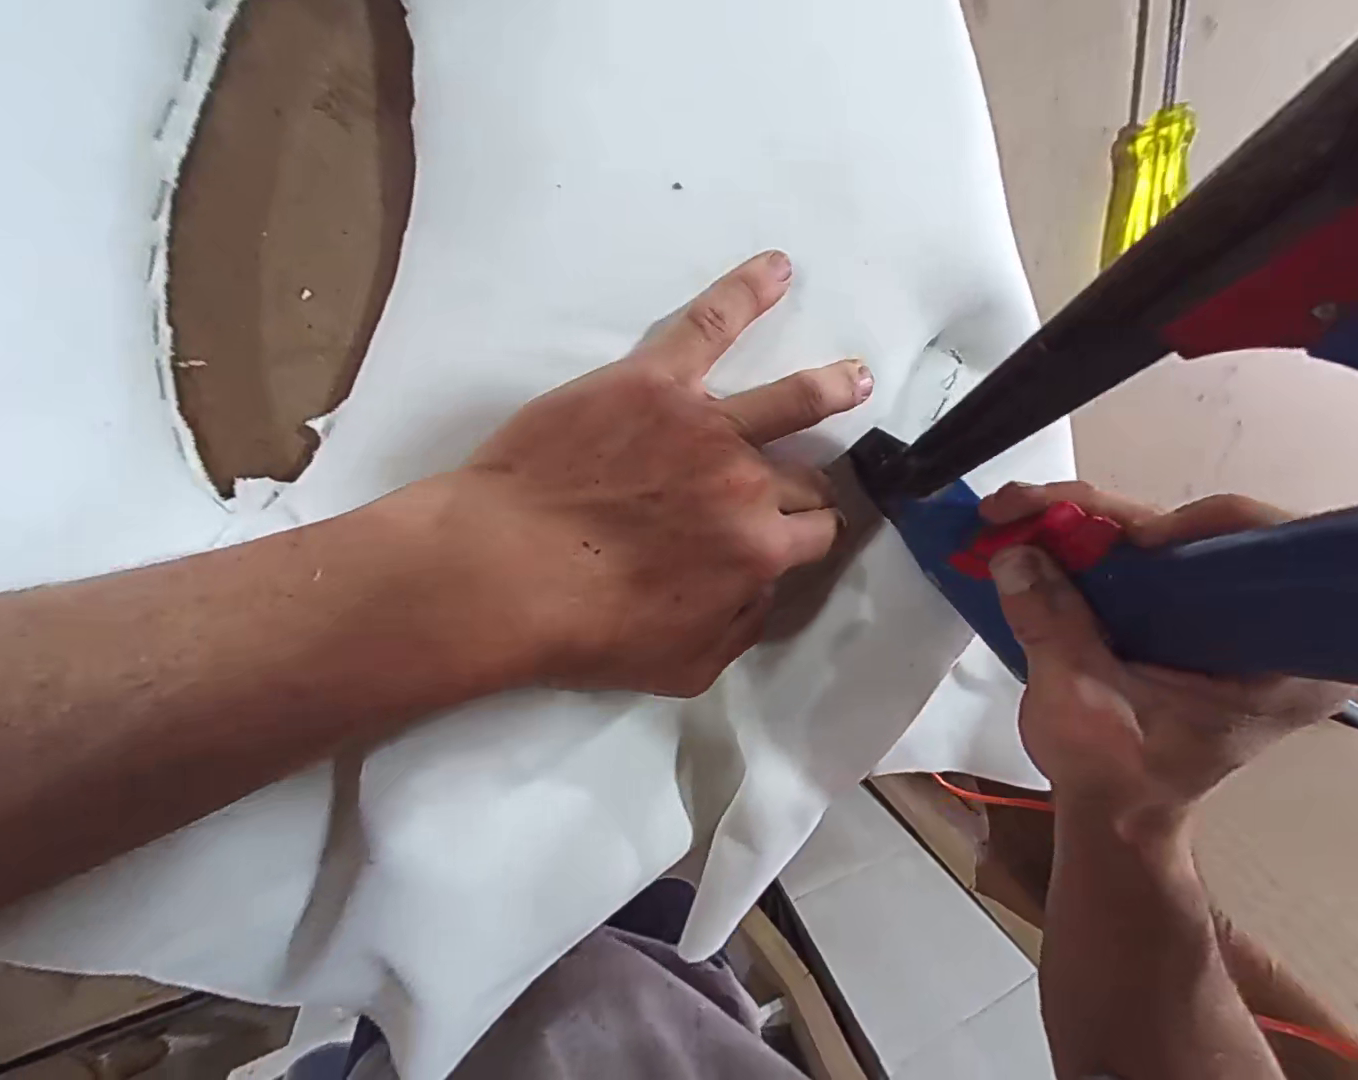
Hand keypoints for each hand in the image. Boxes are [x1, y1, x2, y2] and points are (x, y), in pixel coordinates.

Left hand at [446, 250, 870, 696]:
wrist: (502, 573)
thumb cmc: (587, 630)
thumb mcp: (685, 665)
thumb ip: (743, 627)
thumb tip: (768, 588)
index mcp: (759, 550)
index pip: (816, 534)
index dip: (811, 537)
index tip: (798, 537)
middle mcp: (748, 483)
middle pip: (804, 478)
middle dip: (809, 487)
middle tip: (800, 487)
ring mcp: (704, 425)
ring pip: (789, 400)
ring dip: (830, 388)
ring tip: (855, 377)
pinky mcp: (654, 382)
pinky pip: (709, 324)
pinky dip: (746, 292)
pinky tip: (776, 269)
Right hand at [984, 483, 1350, 824]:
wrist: (1113, 808)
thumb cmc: (1115, 774)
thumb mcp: (1080, 702)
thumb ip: (1051, 625)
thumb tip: (1015, 553)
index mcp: (1281, 657)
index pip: (1264, 556)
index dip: (1198, 527)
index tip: (1129, 534)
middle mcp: (1262, 624)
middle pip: (1193, 534)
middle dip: (1107, 515)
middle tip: (1028, 506)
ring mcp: (1216, 615)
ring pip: (1156, 541)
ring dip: (1084, 523)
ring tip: (1018, 514)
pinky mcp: (1177, 613)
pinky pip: (1136, 562)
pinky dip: (1083, 547)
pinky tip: (1038, 538)